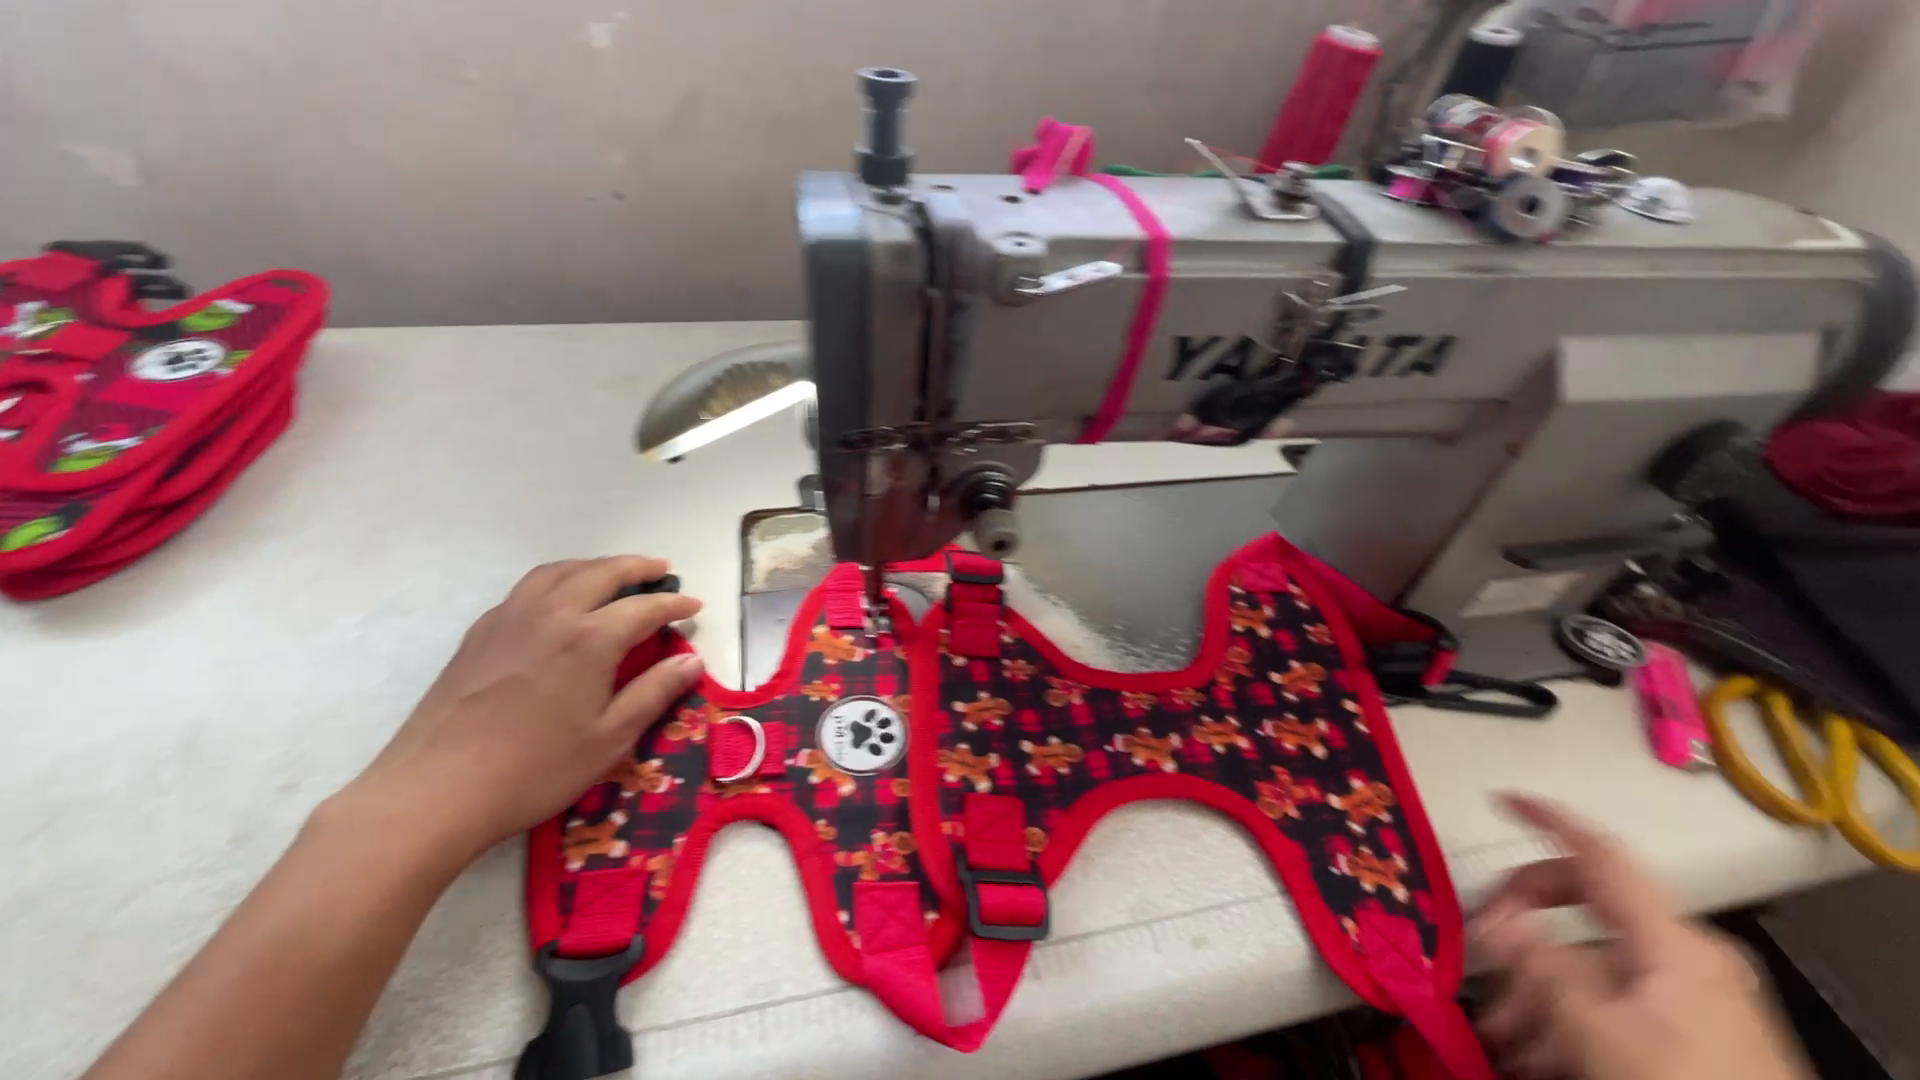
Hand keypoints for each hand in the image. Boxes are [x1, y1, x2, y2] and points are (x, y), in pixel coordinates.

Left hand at [332, 556, 703, 862]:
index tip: (694, 606)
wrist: (437, 789)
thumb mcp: (610, 738)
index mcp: (590, 638)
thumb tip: (691, 661)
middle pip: (601, 573)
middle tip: (662, 571)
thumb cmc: (535, 769)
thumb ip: (654, 692)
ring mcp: (509, 619)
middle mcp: (551, 614)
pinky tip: (559, 601)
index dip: (674, 605)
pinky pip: (528, 589)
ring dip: (594, 565)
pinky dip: (557, 580)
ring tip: (614, 573)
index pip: (643, 608)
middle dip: (637, 568)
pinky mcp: (479, 633)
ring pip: (559, 572)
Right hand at [1473, 793, 1811, 1079]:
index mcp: (1673, 941)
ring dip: (1536, 989)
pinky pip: (1614, 998)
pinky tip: (1536, 1050)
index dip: (1549, 820)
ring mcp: (1692, 991)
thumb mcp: (1598, 1029)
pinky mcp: (1694, 1025)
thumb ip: (1541, 965)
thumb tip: (1493, 917)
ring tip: (1501, 1028)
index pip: (1601, 855)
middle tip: (1477, 945)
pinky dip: (1569, 1014)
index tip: (1502, 801)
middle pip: (1583, 908)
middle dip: (1522, 928)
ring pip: (1592, 964)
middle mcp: (1686, 954)